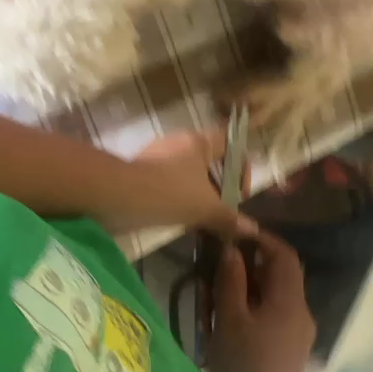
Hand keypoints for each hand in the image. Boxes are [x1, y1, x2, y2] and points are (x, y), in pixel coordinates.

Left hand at [125, 129, 257, 237]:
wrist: (119, 193)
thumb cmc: (170, 192)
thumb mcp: (205, 208)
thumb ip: (229, 218)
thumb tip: (253, 230)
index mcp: (198, 141)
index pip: (230, 143)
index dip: (240, 168)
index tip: (238, 195)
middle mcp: (178, 141)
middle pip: (207, 161)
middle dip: (216, 187)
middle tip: (218, 212)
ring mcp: (156, 153)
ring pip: (185, 173)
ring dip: (194, 194)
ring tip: (197, 220)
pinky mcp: (139, 167)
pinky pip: (165, 180)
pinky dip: (173, 196)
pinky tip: (174, 217)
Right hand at [204, 232, 315, 371]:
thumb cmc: (241, 366)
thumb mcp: (228, 319)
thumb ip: (230, 280)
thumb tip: (231, 248)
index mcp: (290, 303)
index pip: (284, 256)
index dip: (261, 239)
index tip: (232, 233)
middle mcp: (300, 314)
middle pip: (278, 275)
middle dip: (247, 264)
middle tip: (215, 260)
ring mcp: (296, 333)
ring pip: (272, 296)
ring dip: (244, 286)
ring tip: (212, 288)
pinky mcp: (287, 349)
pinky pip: (270, 315)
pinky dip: (249, 306)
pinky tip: (222, 314)